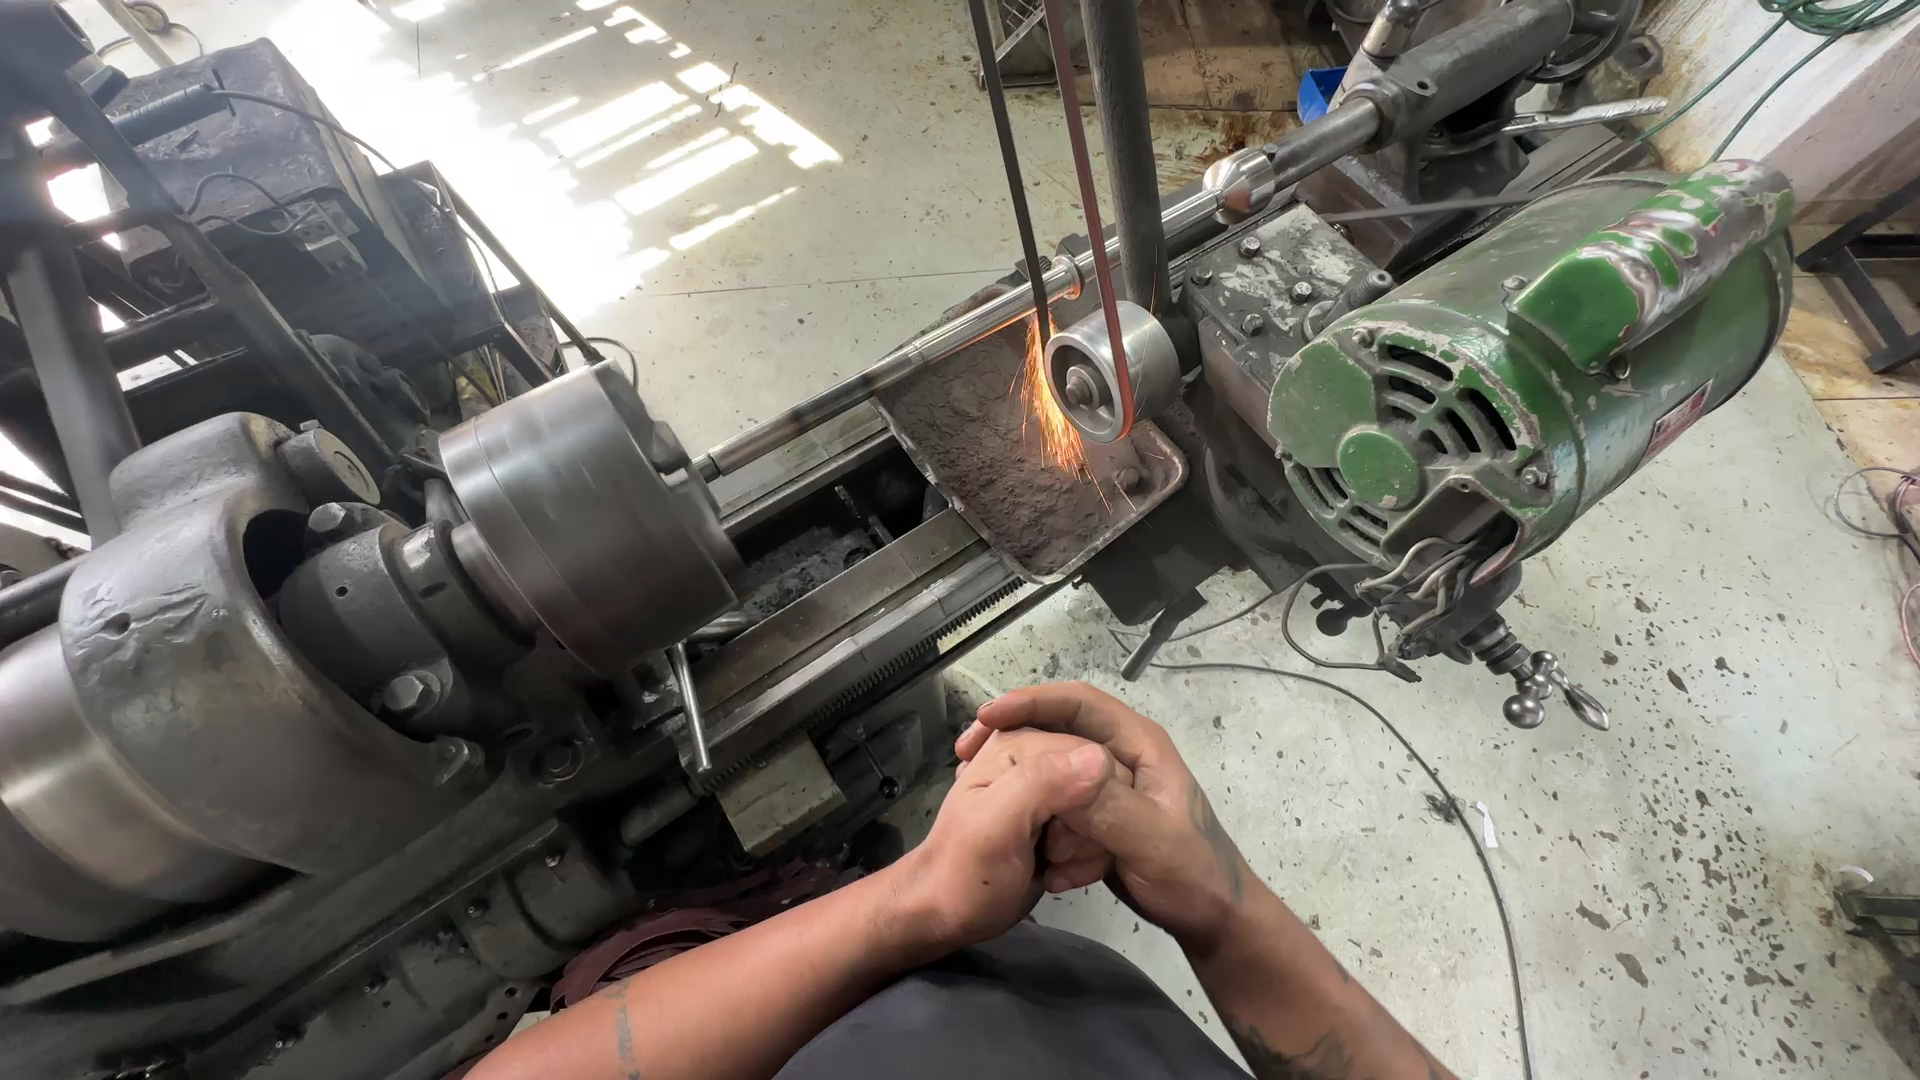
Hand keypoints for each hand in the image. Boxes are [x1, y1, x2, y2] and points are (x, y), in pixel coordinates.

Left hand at [884, 729, 1114, 953]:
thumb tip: (1100, 759)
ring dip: (1087, 847)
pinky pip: (1099, 831)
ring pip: (1106, 810)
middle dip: (1087, 827)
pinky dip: (1086, 859)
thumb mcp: (996, 825)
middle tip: (1052, 852)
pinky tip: (1058, 874)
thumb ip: (1042, 783)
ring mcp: (1052, 790)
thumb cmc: (966, 870)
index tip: (1055, 833)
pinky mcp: (1061, 821)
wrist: (949, 911)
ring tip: (1052, 864)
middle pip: (1104, 782)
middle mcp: (1040, 757)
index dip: (1086, 799)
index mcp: (1020, 742)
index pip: (1092, 755)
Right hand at [959, 682, 1253, 954]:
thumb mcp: (1154, 841)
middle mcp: (1117, 753)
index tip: (990, 714)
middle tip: (969, 751)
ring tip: (974, 782)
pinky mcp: (1094, 812)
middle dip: (1014, 736)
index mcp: (1137, 743)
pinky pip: (1053, 799)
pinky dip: (1030, 806)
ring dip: (1016, 774)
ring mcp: (1104, 784)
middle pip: (1056, 728)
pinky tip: (1002, 817)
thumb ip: (1111, 808)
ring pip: (1050, 765)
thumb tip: (1062, 770)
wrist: (1212, 918)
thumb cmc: (1194, 873)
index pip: (1079, 703)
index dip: (1033, 701)